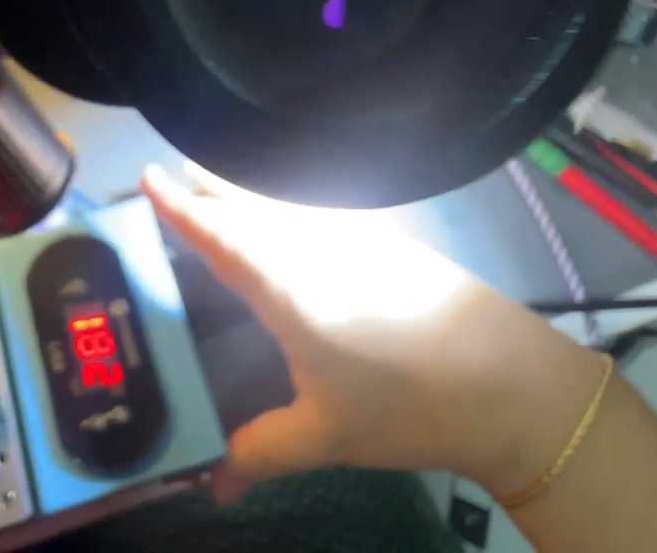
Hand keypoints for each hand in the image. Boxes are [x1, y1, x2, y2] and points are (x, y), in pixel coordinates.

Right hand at [142, 164, 607, 504]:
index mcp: (287, 288)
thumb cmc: (408, 406)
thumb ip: (261, 451)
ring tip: (207, 175)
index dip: (180, 206)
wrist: (510, 382)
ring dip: (238, 189)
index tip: (147, 175)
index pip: (219, 236)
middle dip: (202, 185)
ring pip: (278, 202)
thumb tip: (211, 486)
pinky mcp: (380, 237)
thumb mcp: (327, 435)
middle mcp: (312, 247)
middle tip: (166, 170)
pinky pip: (308, 207)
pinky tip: (278, 208)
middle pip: (245, 205)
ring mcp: (350, 236)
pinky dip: (277, 200)